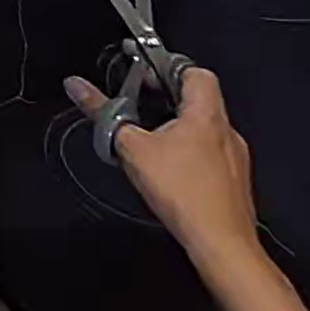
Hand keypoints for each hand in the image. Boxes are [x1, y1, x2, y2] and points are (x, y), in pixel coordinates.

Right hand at [63, 69, 258, 260]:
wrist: (221, 244)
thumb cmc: (180, 191)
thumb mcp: (130, 146)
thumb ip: (102, 112)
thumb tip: (75, 84)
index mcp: (206, 114)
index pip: (195, 72)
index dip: (167, 66)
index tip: (142, 72)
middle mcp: (226, 131)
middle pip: (198, 97)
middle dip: (166, 95)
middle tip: (138, 99)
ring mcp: (235, 158)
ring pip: (204, 126)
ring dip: (176, 123)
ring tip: (147, 134)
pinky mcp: (233, 181)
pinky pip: (210, 151)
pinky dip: (187, 148)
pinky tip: (166, 165)